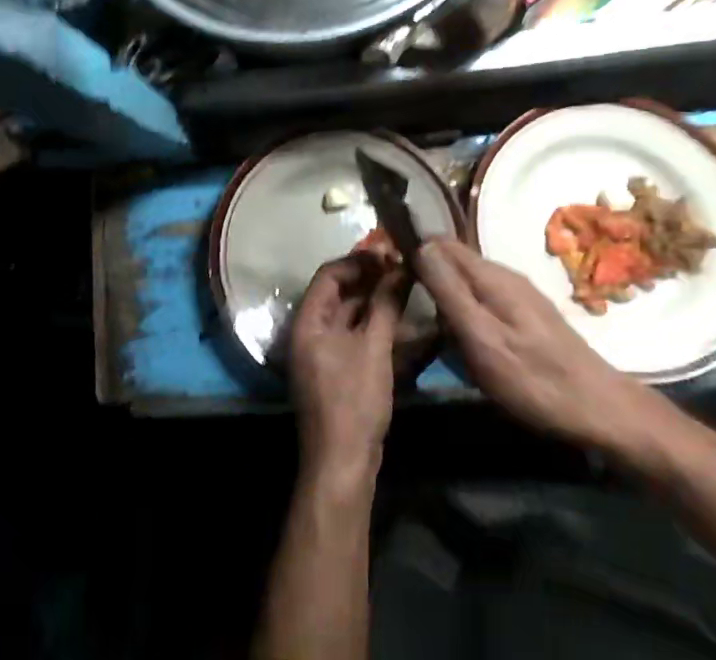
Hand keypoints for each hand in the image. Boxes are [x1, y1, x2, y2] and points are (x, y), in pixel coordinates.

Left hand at [288, 255, 405, 482]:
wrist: (343, 461)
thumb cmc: (354, 399)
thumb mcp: (373, 348)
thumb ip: (385, 305)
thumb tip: (400, 268)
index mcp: (308, 322)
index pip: (328, 275)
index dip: (358, 261)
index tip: (390, 254)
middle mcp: (310, 332)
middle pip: (338, 294)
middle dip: (369, 279)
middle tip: (403, 268)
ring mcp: (323, 353)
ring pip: (349, 315)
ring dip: (375, 301)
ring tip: (407, 288)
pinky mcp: (337, 370)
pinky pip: (354, 336)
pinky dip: (374, 325)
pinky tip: (401, 321)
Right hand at [414, 238, 667, 452]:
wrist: (601, 412)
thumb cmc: (534, 380)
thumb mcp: (482, 339)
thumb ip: (450, 292)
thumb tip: (421, 245)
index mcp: (492, 277)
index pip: (441, 243)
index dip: (412, 248)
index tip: (385, 270)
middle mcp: (505, 276)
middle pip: (453, 260)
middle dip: (424, 270)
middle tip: (395, 298)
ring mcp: (519, 295)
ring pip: (467, 280)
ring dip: (441, 290)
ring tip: (418, 316)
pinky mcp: (526, 315)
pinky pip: (481, 298)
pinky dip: (460, 307)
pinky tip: (454, 331)